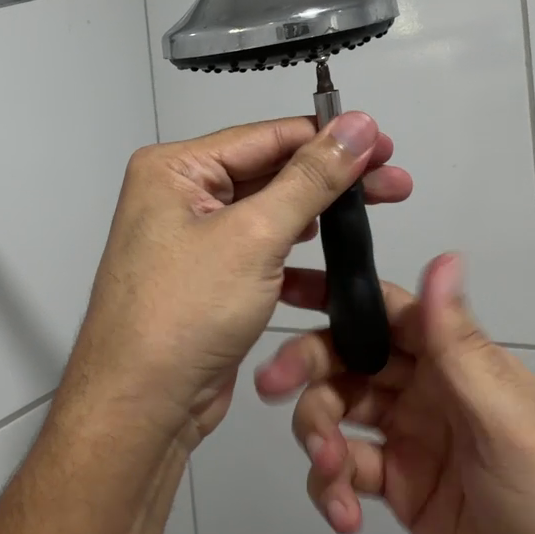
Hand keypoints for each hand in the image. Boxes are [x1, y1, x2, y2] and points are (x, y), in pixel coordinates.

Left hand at [57, 114, 412, 451]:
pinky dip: (300, 258)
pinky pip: (264, 253)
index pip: (265, 137)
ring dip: (323, 216)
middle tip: (393, 182)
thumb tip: (356, 127)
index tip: (382, 142)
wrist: (141, 406)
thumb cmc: (179, 316)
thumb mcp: (254, 236)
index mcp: (174, 170)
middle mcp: (180, 197)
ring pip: (272, 214)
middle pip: (272, 172)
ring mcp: (195, 240)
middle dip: (334, 178)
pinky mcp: (212, 279)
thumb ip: (311, 179)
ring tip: (379, 211)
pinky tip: (339, 262)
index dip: (328, 138)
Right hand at [255, 255, 534, 533]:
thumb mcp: (513, 430)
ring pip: (340, 412)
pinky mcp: (402, 492)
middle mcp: (434, 394)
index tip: (285, 289)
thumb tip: (445, 258)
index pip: (391, 311)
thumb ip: (464, 349)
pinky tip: (346, 516)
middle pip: (351, 359)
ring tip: (331, 475)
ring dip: (318, 435)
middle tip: (271, 388)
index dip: (337, 294)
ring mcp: (415, 443)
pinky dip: (332, 488)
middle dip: (308, 368)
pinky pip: (346, 471)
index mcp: (465, 367)